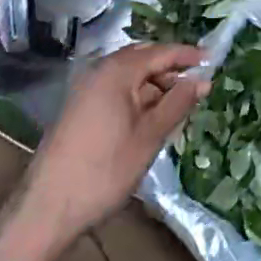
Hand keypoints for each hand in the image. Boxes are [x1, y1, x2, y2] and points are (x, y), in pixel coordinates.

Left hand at [15, 43, 208, 243]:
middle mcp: (99, 71)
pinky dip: (137, 97)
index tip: (213, 61)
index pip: (160, 51)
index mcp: (117, 71)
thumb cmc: (105, 170)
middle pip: (143, 59)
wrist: (47, 208)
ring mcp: (85, 89)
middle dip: (171, 70)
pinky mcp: (78, 108)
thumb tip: (202, 80)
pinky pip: (116, 90)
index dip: (188, 55)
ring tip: (178, 108)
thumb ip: (178, 103)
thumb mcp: (150, 136)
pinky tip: (151, 119)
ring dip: (155, 86)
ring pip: (129, 76)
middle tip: (197, 86)